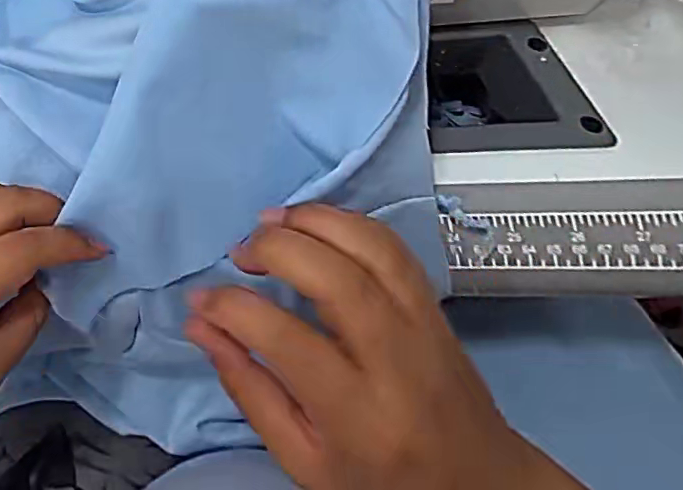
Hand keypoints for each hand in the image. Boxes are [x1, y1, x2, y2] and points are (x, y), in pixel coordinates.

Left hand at [0, 185, 103, 487]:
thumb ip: (24, 323)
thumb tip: (41, 286)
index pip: (26, 244)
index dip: (68, 242)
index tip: (98, 248)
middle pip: (7, 201)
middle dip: (49, 207)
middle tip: (76, 229)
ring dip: (23, 200)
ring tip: (48, 224)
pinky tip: (9, 224)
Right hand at [184, 205, 584, 489]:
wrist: (482, 487)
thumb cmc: (380, 480)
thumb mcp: (304, 460)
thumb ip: (247, 388)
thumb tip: (199, 323)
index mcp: (360, 416)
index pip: (284, 339)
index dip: (231, 307)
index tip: (201, 299)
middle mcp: (397, 361)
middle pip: (334, 277)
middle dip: (274, 248)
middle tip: (240, 255)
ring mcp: (423, 324)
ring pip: (369, 245)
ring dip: (309, 220)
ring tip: (269, 224)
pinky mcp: (433, 302)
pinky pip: (388, 242)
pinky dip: (341, 220)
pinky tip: (310, 227)